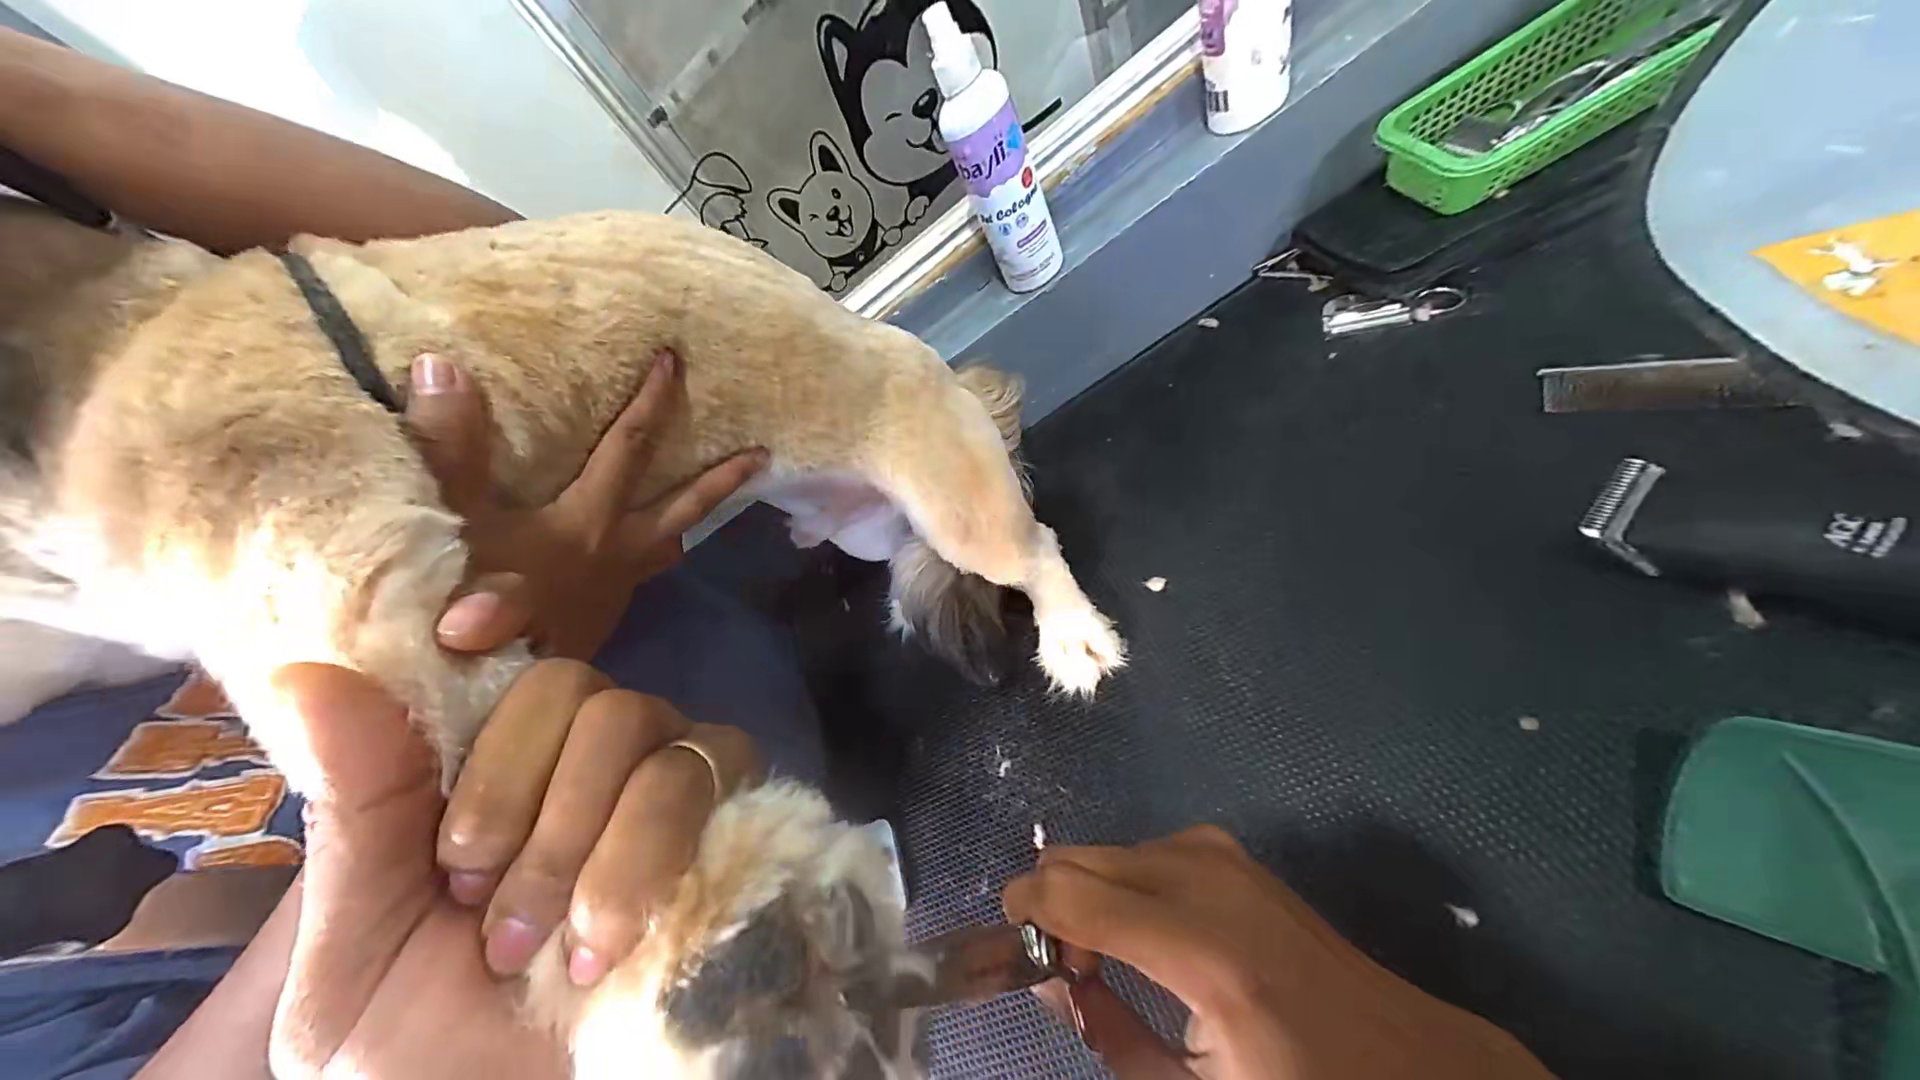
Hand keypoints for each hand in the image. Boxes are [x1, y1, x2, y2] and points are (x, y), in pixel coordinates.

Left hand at [262, 662, 762, 1077]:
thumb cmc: (432, 1041)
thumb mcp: (361, 940)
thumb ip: (362, 808)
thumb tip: (312, 669)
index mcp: (501, 757)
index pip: (513, 648)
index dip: (502, 612)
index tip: (465, 633)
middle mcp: (594, 744)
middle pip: (575, 684)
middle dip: (517, 791)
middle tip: (481, 898)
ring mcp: (669, 763)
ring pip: (637, 722)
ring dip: (577, 838)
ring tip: (545, 945)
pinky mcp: (731, 799)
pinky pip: (702, 768)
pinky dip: (645, 849)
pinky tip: (612, 935)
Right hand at [406, 349, 767, 659]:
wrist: (490, 691)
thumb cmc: (470, 604)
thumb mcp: (453, 522)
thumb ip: (451, 449)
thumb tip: (445, 367)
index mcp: (592, 519)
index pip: (630, 447)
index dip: (652, 401)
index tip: (675, 361)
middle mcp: (622, 549)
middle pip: (687, 505)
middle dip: (724, 476)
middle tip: (764, 455)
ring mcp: (622, 585)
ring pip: (675, 542)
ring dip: (702, 516)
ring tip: (728, 498)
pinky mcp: (610, 612)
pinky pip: (650, 570)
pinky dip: (662, 550)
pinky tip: (650, 549)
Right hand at [1003, 827, 1554, 1079]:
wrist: (1407, 1060)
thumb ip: (1110, 1035)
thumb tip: (1054, 979)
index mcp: (1203, 952)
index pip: (1072, 895)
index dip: (1024, 911)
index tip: (1011, 948)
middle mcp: (1202, 877)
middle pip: (1077, 859)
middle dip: (1049, 905)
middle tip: (1063, 969)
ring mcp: (1216, 853)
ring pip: (1104, 852)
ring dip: (1083, 894)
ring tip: (1105, 957)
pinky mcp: (1224, 848)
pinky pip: (1139, 851)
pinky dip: (1118, 883)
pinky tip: (1144, 931)